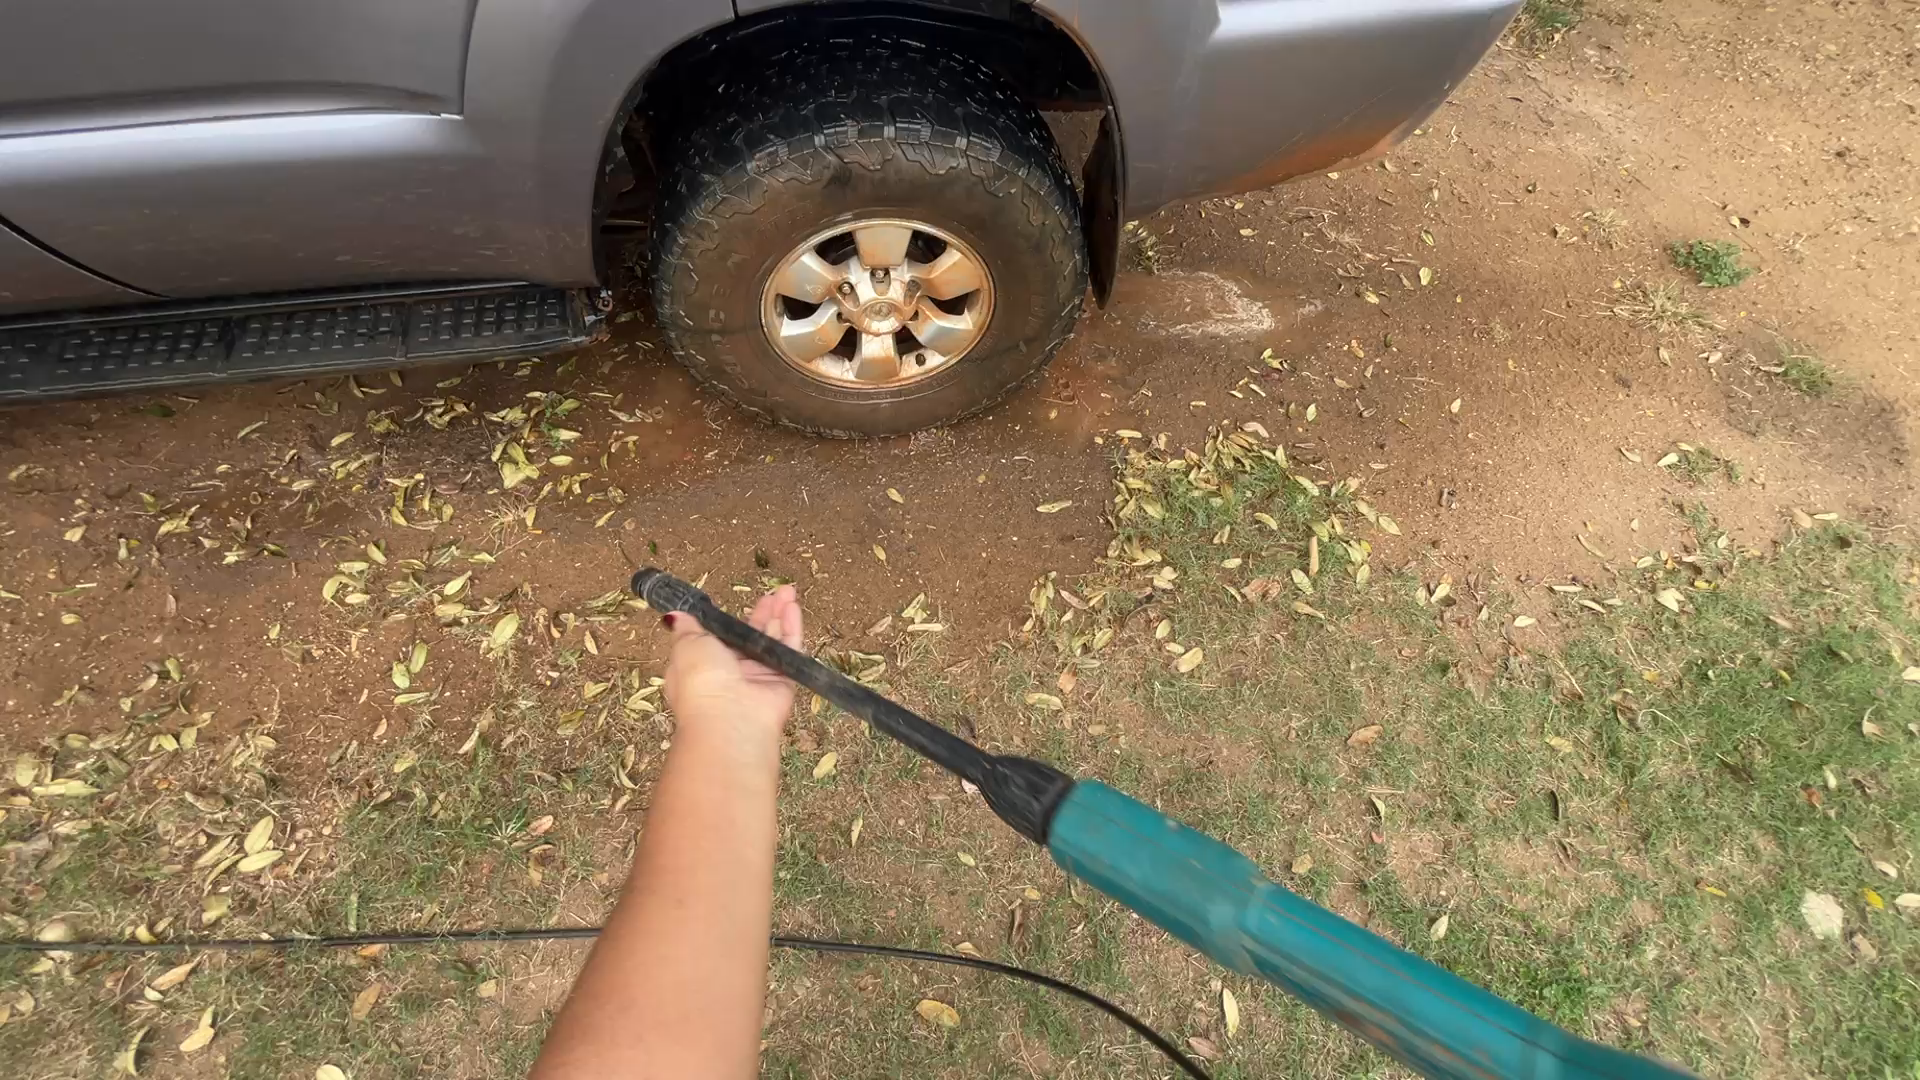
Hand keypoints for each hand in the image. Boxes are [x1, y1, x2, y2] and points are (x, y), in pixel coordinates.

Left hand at [662, 585, 802, 740]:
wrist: (729, 718)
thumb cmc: (700, 680)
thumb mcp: (686, 646)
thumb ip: (688, 628)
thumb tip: (676, 615)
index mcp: (704, 663)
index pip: (721, 637)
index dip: (731, 619)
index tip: (739, 602)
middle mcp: (732, 670)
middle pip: (751, 635)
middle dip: (762, 612)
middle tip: (774, 591)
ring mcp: (759, 675)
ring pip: (772, 639)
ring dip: (780, 614)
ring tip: (788, 591)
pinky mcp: (783, 679)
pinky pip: (789, 649)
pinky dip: (792, 628)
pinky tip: (793, 607)